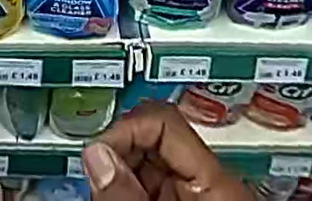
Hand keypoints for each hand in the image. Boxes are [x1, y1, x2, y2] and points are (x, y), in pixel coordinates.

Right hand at [82, 101, 248, 200]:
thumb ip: (128, 191)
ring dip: (119, 170)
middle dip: (118, 150)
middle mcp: (210, 180)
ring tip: (101, 188)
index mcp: (216, 177)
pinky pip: (153, 184)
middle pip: (153, 137)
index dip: (124, 127)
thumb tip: (96, 153)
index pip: (162, 119)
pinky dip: (129, 188)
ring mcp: (200, 195)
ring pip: (148, 161)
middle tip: (95, 176)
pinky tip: (114, 195)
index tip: (95, 151)